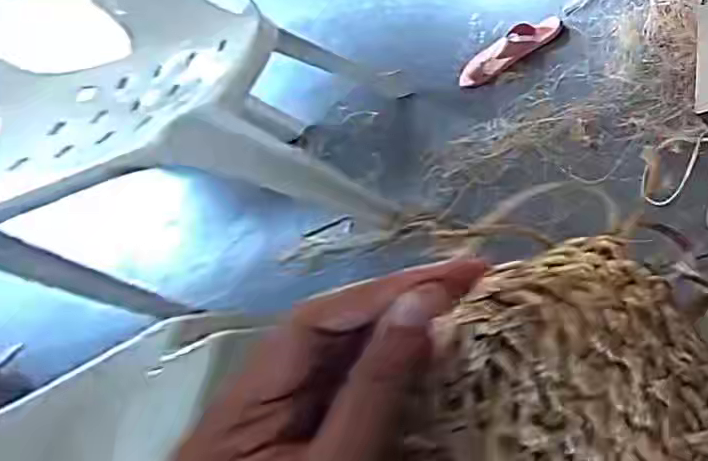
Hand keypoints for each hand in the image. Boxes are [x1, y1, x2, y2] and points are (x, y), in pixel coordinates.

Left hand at [175, 259, 486, 460]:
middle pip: (330, 329)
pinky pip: (354, 376)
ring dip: (406, 319)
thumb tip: (428, 296)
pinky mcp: (307, 434)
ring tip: (464, 297)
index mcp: (233, 415)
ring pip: (345, 348)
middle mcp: (250, 407)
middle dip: (403, 296)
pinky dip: (399, 352)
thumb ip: (378, 381)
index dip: (388, 288)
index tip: (461, 273)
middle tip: (474, 276)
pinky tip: (437, 340)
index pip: (313, 322)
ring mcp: (278, 421)